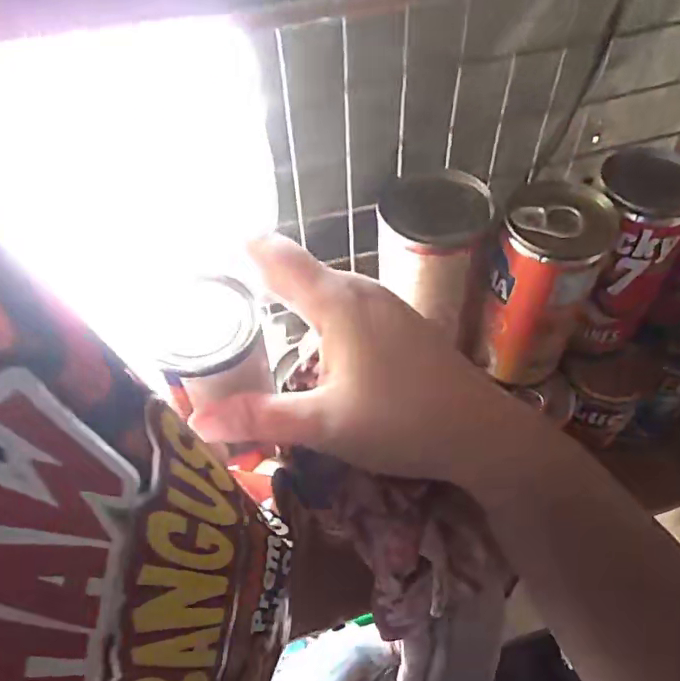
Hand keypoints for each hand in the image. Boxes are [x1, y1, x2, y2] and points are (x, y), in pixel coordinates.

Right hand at [187, 235, 547, 486]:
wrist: (480, 434)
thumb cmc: (401, 423)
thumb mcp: (324, 425)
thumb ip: (262, 418)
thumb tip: (198, 421)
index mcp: (337, 303)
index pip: (278, 259)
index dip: (244, 250)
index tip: (214, 247)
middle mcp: (364, 293)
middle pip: (303, 278)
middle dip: (266, 288)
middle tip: (227, 309)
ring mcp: (391, 309)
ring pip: (331, 298)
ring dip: (299, 309)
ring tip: (269, 329)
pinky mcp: (407, 330)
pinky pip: (354, 315)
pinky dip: (328, 325)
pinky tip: (326, 355)